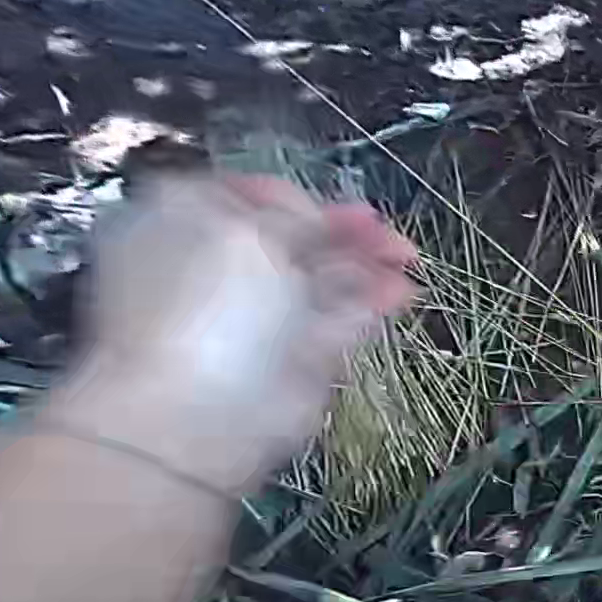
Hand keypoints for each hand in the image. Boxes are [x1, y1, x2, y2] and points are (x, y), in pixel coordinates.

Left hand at [49, 174, 415, 493]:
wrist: (209, 407)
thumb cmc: (211, 306)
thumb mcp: (244, 237)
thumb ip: (291, 219)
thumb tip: (321, 221)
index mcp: (190, 223)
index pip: (249, 195)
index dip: (301, 198)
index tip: (345, 208)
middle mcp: (229, 263)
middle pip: (300, 237)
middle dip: (349, 233)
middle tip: (394, 236)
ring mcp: (272, 310)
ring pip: (330, 276)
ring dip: (371, 265)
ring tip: (411, 262)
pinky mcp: (308, 348)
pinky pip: (347, 315)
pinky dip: (375, 301)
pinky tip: (403, 293)